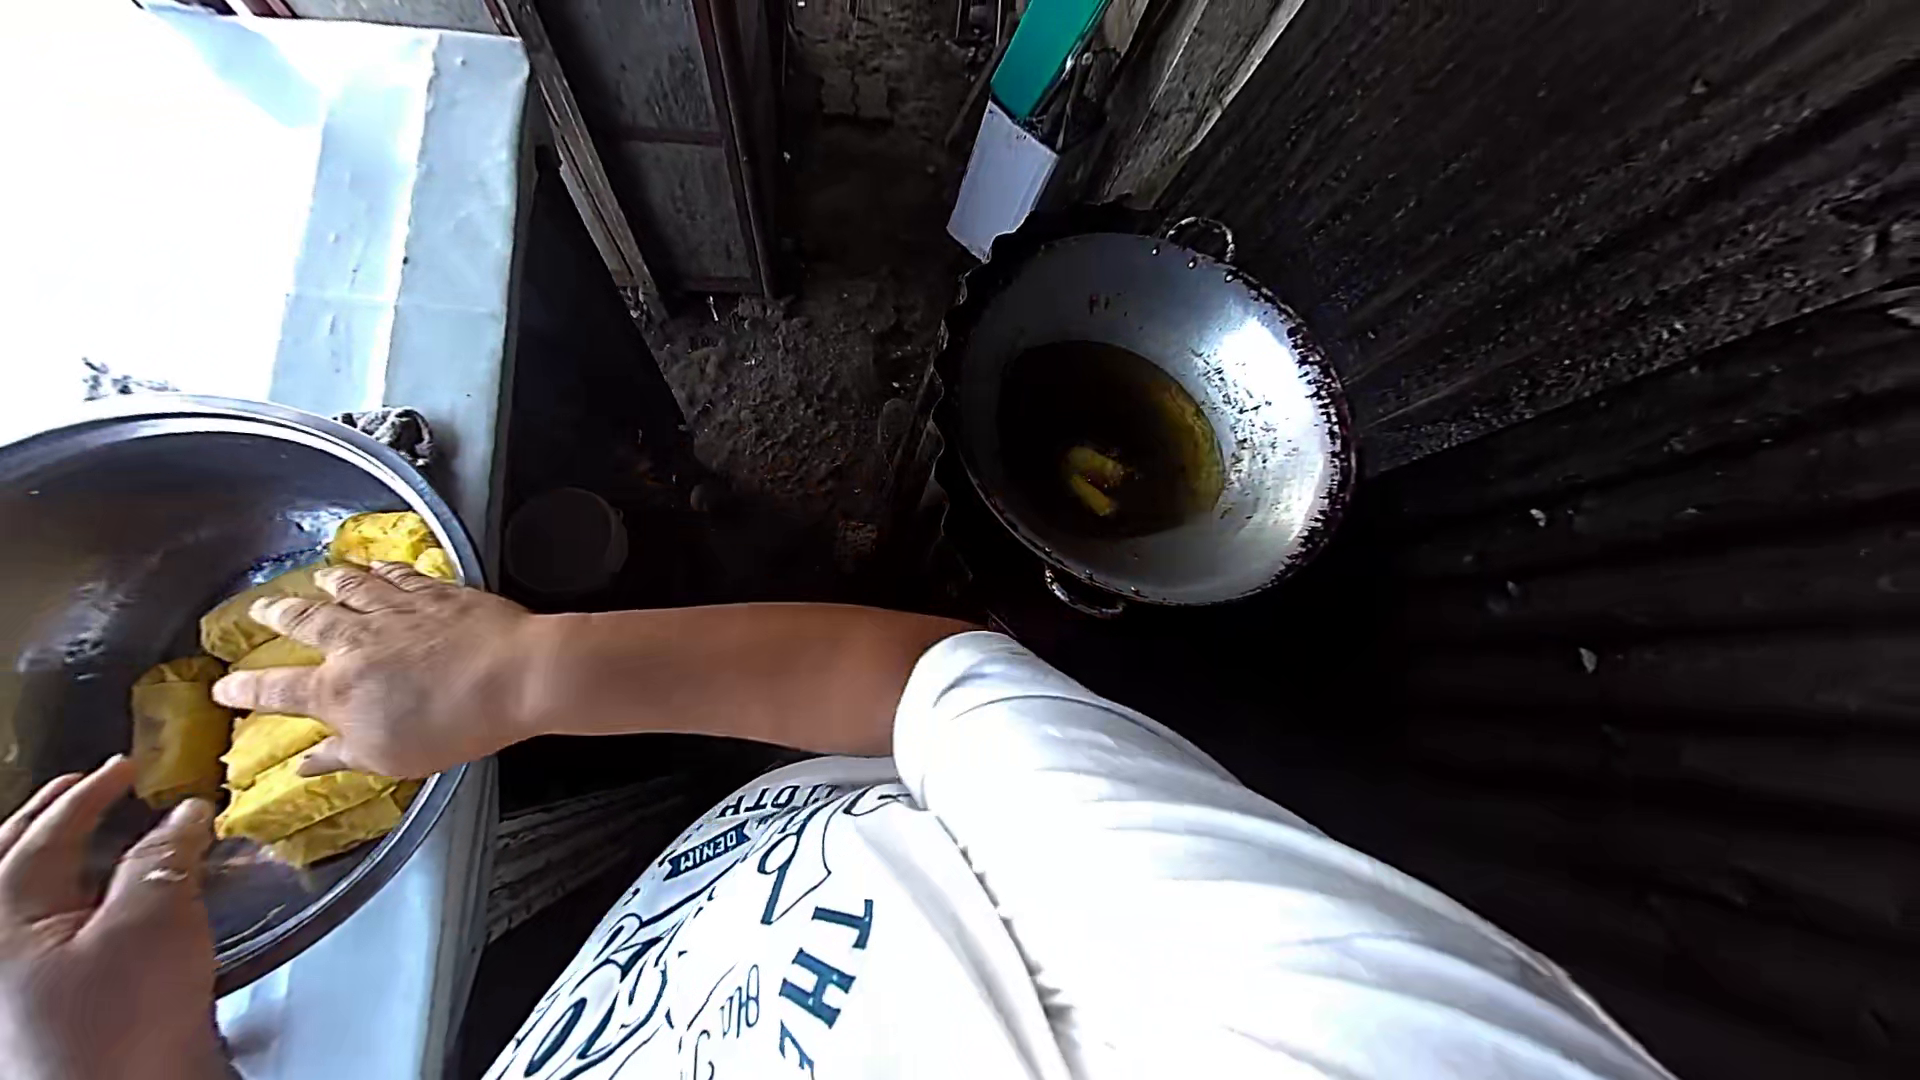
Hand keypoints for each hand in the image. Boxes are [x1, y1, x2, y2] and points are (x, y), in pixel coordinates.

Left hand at [0, 758, 224, 1079]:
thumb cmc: (124, 1008)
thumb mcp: (153, 922)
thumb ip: (163, 860)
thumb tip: (184, 810)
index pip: (35, 844)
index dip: (82, 799)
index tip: (122, 766)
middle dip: (38, 821)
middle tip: (78, 783)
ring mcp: (9, 973)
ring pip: (13, 895)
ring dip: (46, 849)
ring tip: (79, 822)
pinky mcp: (36, 990)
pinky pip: (39, 918)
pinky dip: (66, 883)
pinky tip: (100, 879)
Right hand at [211, 562, 536, 777]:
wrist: (522, 674)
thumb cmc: (460, 723)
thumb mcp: (395, 758)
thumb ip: (347, 755)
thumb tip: (307, 763)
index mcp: (338, 688)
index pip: (274, 689)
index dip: (245, 689)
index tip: (224, 686)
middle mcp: (361, 641)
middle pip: (308, 622)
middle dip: (279, 615)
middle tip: (263, 607)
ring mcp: (404, 611)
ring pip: (355, 587)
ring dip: (333, 580)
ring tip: (320, 574)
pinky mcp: (445, 593)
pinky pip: (405, 575)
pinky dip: (387, 568)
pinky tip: (383, 565)